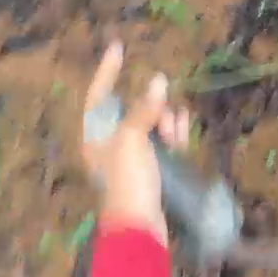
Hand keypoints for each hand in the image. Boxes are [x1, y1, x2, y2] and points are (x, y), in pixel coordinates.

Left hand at [80, 43, 190, 242]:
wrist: (141, 230)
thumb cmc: (127, 182)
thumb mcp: (132, 139)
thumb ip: (144, 109)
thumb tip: (158, 81)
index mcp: (95, 136)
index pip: (98, 95)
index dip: (107, 71)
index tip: (118, 47)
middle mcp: (110, 144)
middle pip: (133, 107)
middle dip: (153, 107)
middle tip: (164, 118)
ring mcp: (131, 157)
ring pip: (152, 122)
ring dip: (167, 121)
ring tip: (175, 134)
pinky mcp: (151, 169)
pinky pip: (163, 139)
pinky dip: (173, 135)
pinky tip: (182, 139)